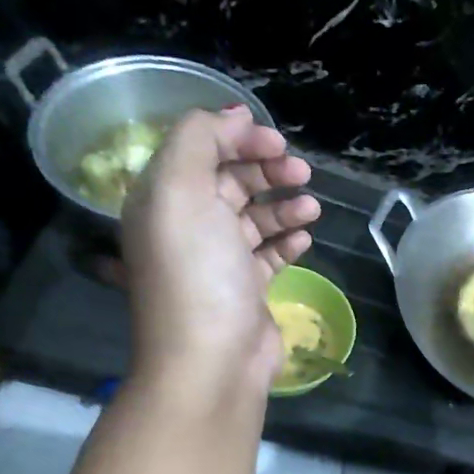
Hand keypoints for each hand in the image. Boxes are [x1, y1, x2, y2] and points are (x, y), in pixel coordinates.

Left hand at [118, 106, 320, 395]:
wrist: (212, 357)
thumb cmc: (197, 271)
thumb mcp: (182, 190)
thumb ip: (200, 140)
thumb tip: (233, 116)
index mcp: (162, 198)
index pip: (199, 150)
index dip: (237, 139)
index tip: (276, 142)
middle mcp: (187, 225)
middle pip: (230, 181)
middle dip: (266, 170)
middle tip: (302, 171)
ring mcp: (219, 260)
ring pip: (254, 217)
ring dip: (284, 205)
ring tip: (311, 206)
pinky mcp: (246, 289)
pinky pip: (269, 254)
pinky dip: (287, 240)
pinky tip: (305, 237)